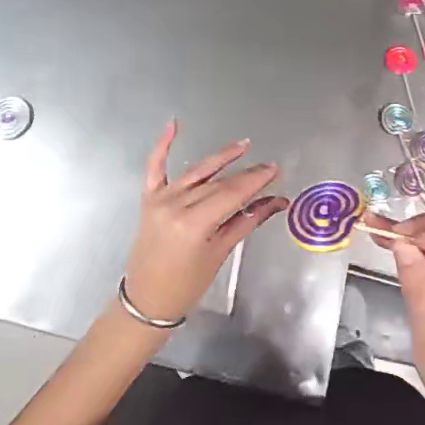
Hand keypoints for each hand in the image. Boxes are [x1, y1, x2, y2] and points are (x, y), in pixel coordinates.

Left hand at [121, 120, 287, 325]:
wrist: (147, 298)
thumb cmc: (186, 284)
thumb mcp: (220, 253)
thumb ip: (247, 222)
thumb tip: (277, 202)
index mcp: (194, 223)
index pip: (232, 194)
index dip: (255, 180)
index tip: (274, 170)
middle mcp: (175, 205)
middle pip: (217, 184)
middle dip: (245, 174)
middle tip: (268, 166)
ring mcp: (159, 199)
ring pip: (196, 173)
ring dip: (219, 158)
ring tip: (242, 146)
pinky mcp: (148, 198)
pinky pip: (155, 167)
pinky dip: (163, 146)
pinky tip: (173, 126)